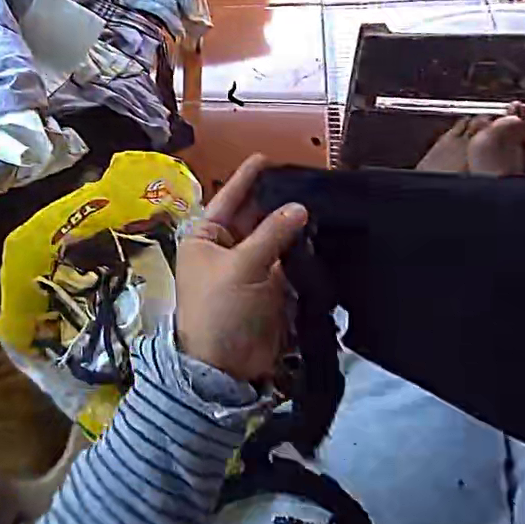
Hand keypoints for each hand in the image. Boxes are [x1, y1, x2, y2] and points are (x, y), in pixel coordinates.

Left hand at [175, 155, 308, 382]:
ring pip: (273, 235)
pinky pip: (286, 258)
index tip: (267, 157)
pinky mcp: (269, 284)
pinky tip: (319, 232)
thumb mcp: (241, 267)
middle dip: (277, 200)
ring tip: (319, 201)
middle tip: (308, 180)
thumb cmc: (218, 310)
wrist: (225, 366)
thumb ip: (272, 235)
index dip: (247, 178)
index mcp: (205, 237)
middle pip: (254, 215)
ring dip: (292, 223)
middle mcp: (225, 246)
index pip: (227, 198)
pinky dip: (299, 247)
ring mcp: (248, 265)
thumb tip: (299, 207)